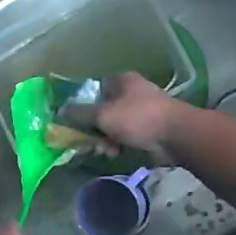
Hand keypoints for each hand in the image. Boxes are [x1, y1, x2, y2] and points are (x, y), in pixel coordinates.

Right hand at [69, 72, 183, 158]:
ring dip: (105, 140)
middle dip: (94, 129)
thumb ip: (80, 112)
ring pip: (113, 126)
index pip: (96, 89)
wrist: (175, 136)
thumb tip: (60, 109)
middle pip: (103, 111)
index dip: (84, 104)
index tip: (76, 121)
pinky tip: (116, 154)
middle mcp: (131, 93)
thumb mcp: (103, 114)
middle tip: (88, 142)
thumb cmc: (137, 118)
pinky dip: (118, 145)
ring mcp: (141, 112)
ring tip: (105, 151)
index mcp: (122, 81)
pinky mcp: (148, 130)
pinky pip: (125, 137)